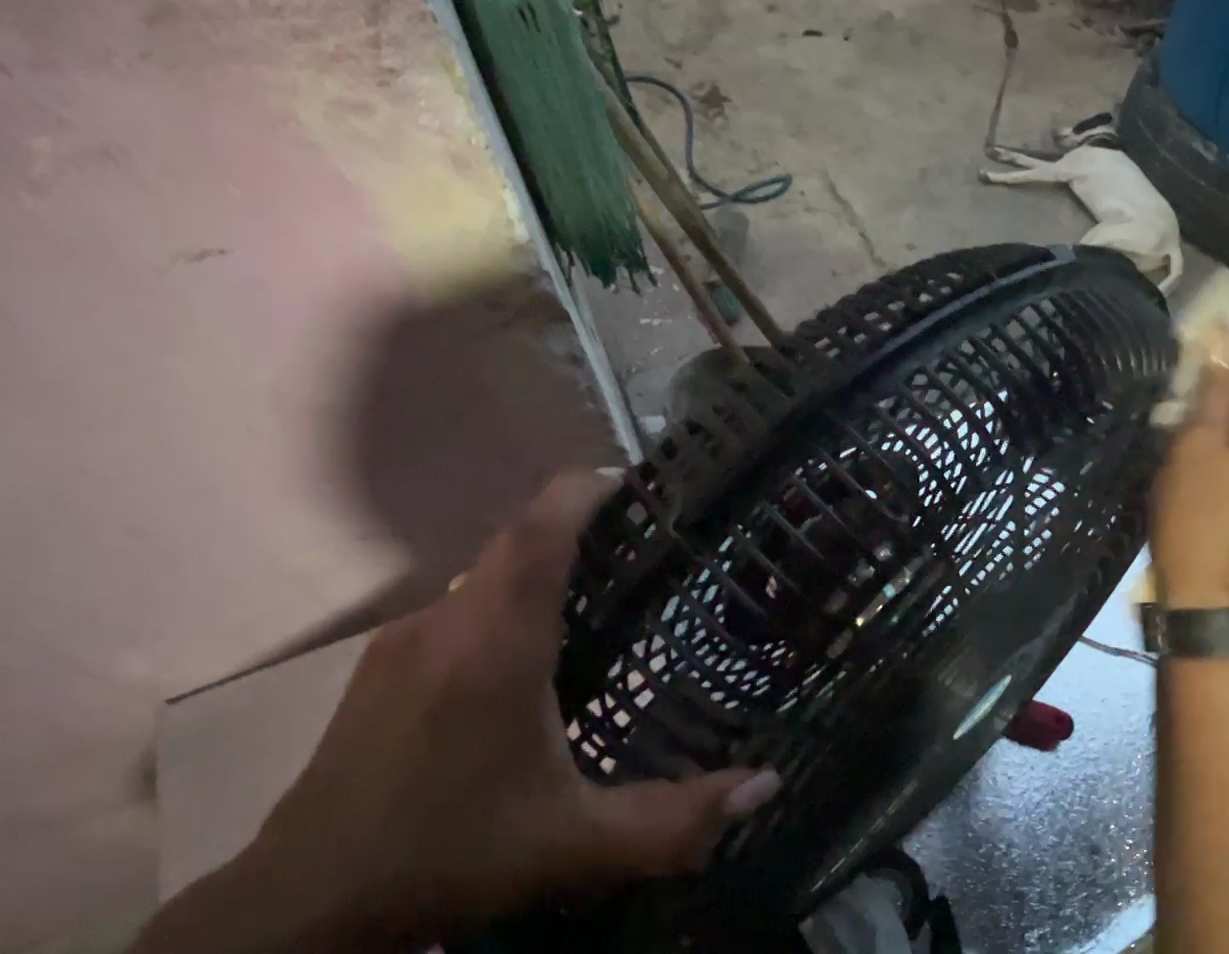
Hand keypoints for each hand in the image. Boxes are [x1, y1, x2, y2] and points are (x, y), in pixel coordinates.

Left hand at [135, 471, 780, 952]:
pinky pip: (460, 607)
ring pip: (485, 576)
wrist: (298, 911)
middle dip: (577, 527)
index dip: (583, 490)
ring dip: (540, 569)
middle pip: (515, 541)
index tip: (632, 480)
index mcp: (494, 644)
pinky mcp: (381, 668)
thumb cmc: (445, 855)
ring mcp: (403, 641)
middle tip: (644, 545)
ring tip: (599, 598)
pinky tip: (529, 659)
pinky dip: (505, 604)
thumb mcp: (572, 846)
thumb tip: (767, 786)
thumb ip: (672, 819)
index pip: (538, 531)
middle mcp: (445, 622)